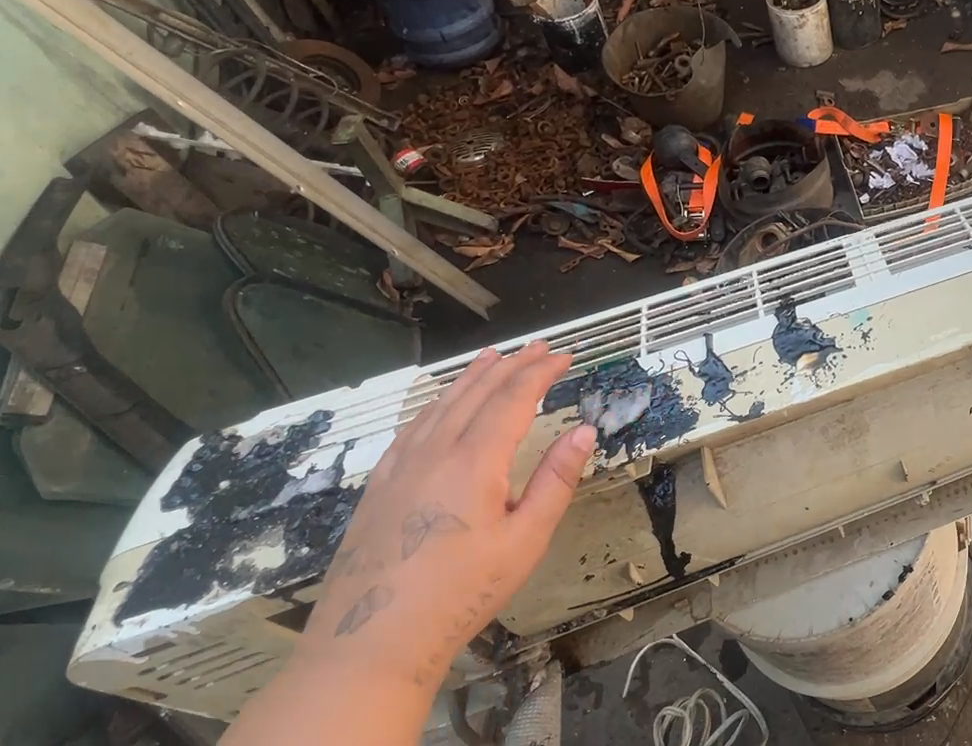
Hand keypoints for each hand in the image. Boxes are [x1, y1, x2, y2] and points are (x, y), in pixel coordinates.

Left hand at [296, 342, 596, 686]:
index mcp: (475, 461)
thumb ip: (556, 480)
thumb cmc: (461, 591)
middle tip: (538, 347)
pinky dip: (436, 403)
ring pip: (440, 405)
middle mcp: (435, 452)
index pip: (513, 399)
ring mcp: (400, 467)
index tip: (565, 356)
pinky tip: (440, 406)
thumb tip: (584, 431)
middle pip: (476, 393)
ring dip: (471, 377)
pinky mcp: (379, 486)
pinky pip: (412, 427)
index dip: (540, 372)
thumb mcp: (525, 540)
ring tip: (491, 358)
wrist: (371, 641)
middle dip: (510, 366)